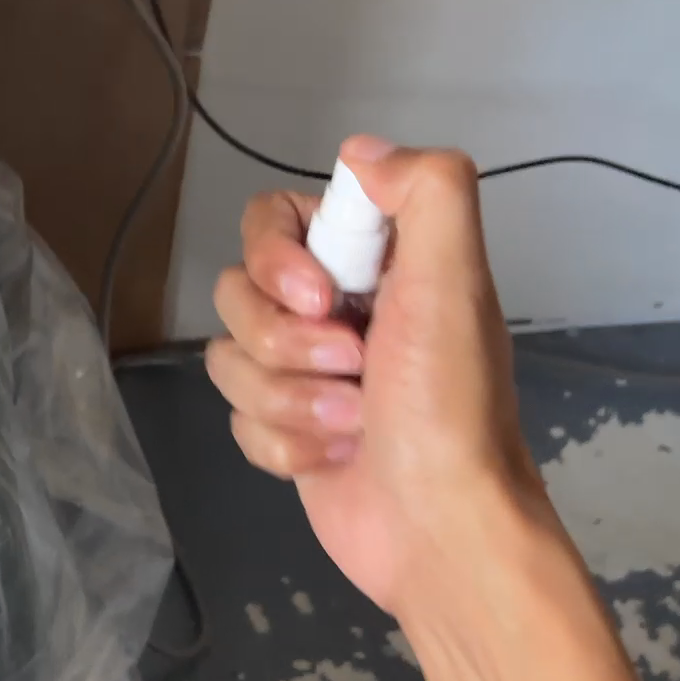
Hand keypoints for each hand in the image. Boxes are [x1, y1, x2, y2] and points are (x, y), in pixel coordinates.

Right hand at [205, 135, 542, 615]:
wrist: (439, 529)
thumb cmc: (448, 408)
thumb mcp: (455, 290)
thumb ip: (425, 198)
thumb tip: (357, 150)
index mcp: (364, 271)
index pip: (267, 222)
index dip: (273, 257)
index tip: (319, 297)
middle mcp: (324, 314)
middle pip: (233, 294)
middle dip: (283, 342)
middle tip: (352, 370)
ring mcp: (294, 372)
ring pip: (224, 359)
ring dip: (287, 399)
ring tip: (349, 427)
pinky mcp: (275, 423)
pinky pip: (234, 415)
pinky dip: (281, 441)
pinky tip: (331, 458)